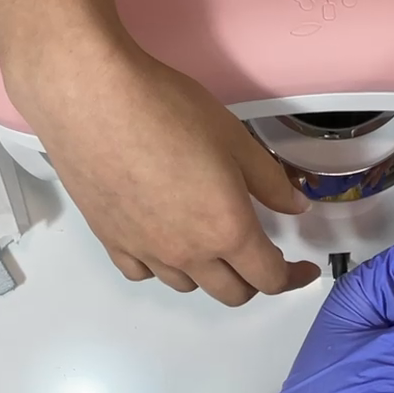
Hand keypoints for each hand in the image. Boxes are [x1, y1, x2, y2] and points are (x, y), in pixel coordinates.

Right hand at [14, 43, 320, 304]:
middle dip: (254, 280)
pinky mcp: (111, 240)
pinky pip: (143, 272)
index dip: (292, 278)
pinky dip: (161, 267)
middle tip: (260, 255)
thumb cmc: (167, 111)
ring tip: (211, 243)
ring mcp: (146, 251)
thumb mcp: (236, 139)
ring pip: (187, 286)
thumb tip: (295, 206)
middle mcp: (188, 253)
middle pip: (231, 293)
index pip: (269, 278)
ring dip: (209, 274)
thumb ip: (270, 181)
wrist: (92, 99)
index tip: (301, 268)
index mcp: (227, 230)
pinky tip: (162, 241)